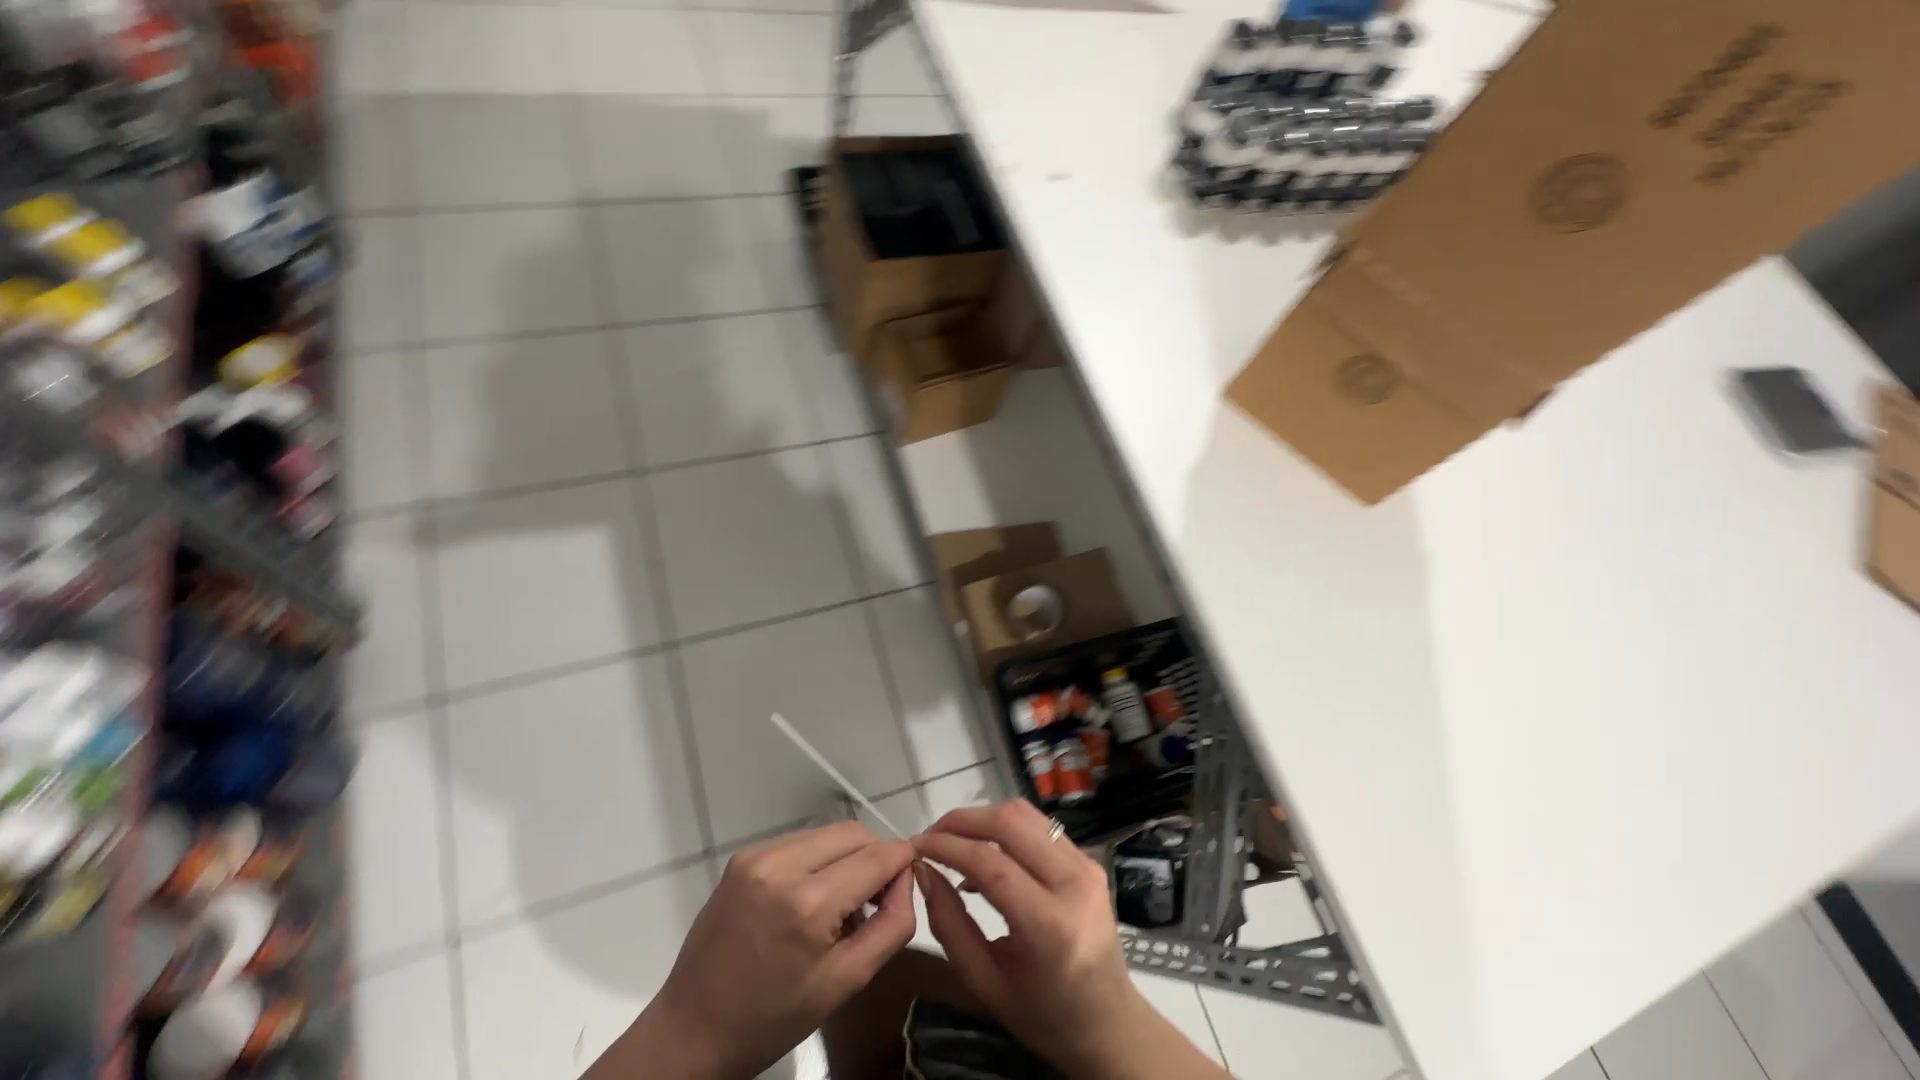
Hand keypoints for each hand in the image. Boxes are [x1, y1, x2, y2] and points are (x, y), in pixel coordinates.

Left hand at [605, 822, 916, 1079]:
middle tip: (873, 901)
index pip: (879, 855)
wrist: (695, 1028)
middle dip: (875, 858)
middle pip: (855, 833)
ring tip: (837, 904)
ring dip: (845, 858)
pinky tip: (807, 899)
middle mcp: (781, 866)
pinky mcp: (741, 858)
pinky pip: (799, 842)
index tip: (906, 888)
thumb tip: (907, 878)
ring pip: (827, 832)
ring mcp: (756, 857)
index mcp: (810, 903)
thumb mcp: (848, 980)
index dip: (903, 864)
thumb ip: (893, 924)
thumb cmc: (775, 1017)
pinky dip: (816, 860)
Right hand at [912, 801, 1159, 1076]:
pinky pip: (1040, 829)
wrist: (1109, 1024)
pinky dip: (1005, 831)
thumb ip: (950, 924)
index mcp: (1049, 925)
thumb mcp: (985, 981)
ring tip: (953, 844)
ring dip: (983, 820)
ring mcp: (1087, 867)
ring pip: (1026, 815)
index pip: (990, 862)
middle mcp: (1074, 884)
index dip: (947, 847)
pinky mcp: (1089, 862)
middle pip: (1010, 822)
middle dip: (962, 821)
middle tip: (931, 838)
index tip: (915, 848)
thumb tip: (923, 872)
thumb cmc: (1043, 1015)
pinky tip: (984, 856)